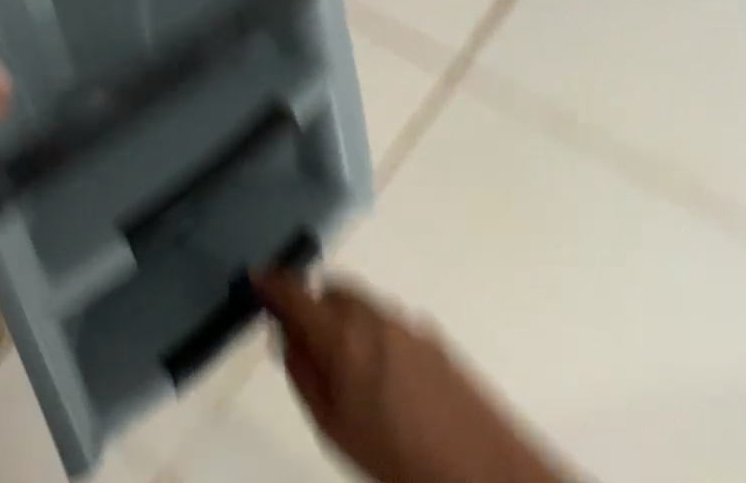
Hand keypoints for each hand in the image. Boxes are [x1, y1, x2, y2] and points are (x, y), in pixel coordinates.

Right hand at [253, 272, 569, 482]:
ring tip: (349, 371)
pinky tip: (385, 382)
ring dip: (344, 321)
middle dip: (312, 306)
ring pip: (362, 307)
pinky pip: (390, 325)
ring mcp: (411, 328)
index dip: (268, 282)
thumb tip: (287, 336)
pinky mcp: (439, 344)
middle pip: (330, 289)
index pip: (292, 288)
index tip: (254, 282)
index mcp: (341, 334)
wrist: (492, 479)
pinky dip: (374, 336)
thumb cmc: (398, 457)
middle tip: (306, 343)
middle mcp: (374, 318)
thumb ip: (300, 371)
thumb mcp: (331, 424)